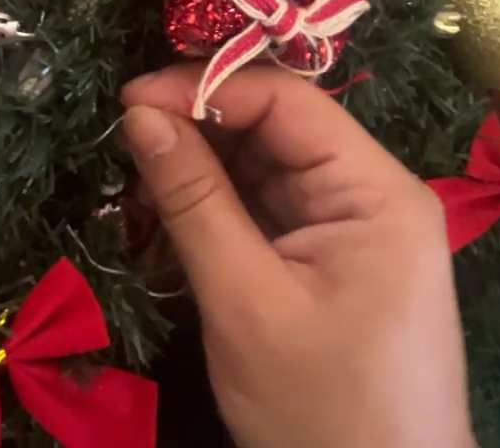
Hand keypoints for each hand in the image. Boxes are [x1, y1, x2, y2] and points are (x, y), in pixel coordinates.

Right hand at [122, 66, 472, 447]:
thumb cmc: (320, 412)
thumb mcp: (244, 300)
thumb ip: (191, 198)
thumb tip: (136, 112)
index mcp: (375, 190)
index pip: (285, 101)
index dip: (205, 87)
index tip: (130, 99)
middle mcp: (366, 191)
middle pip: (272, 126)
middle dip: (196, 126)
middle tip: (124, 137)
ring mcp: (345, 223)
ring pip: (258, 163)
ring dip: (196, 165)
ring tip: (136, 176)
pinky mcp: (320, 253)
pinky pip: (257, 203)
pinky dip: (209, 202)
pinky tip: (165, 209)